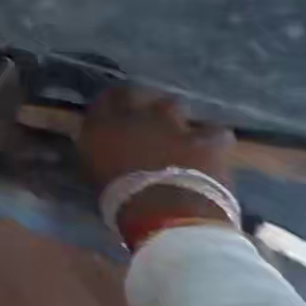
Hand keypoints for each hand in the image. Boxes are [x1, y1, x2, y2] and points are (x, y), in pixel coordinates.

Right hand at [81, 88, 237, 232]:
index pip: (106, 98)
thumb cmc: (118, 195)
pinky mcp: (208, 141)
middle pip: (137, 93)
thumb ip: (96, 147)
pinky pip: (214, 131)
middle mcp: (138, 115)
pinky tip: (210, 145)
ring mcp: (174, 125)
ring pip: (173, 104)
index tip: (113, 112)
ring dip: (173, 115)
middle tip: (142, 117)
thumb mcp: (91, 168)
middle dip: (139, 102)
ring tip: (175, 129)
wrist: (164, 212)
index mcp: (104, 122)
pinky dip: (212, 136)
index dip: (112, 103)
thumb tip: (98, 141)